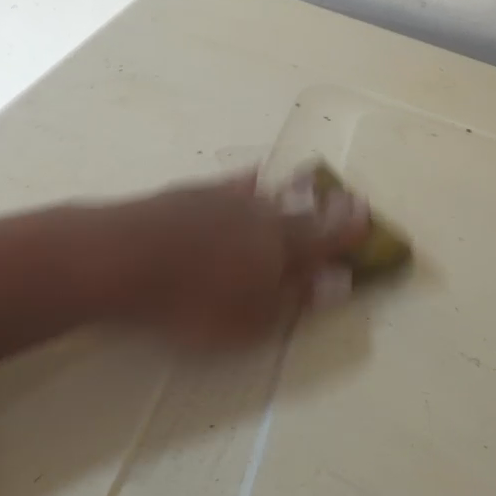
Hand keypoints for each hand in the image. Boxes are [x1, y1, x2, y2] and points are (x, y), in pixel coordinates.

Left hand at [100, 169, 370, 346]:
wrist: (125, 256)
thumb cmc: (193, 302)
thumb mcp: (252, 318)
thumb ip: (295, 298)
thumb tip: (338, 281)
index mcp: (281, 247)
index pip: (326, 236)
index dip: (349, 229)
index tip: (369, 214)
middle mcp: (259, 214)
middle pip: (301, 210)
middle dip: (326, 207)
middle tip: (348, 196)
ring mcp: (223, 198)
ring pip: (267, 193)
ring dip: (290, 192)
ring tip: (307, 184)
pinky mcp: (191, 194)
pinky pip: (231, 184)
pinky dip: (246, 182)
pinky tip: (250, 177)